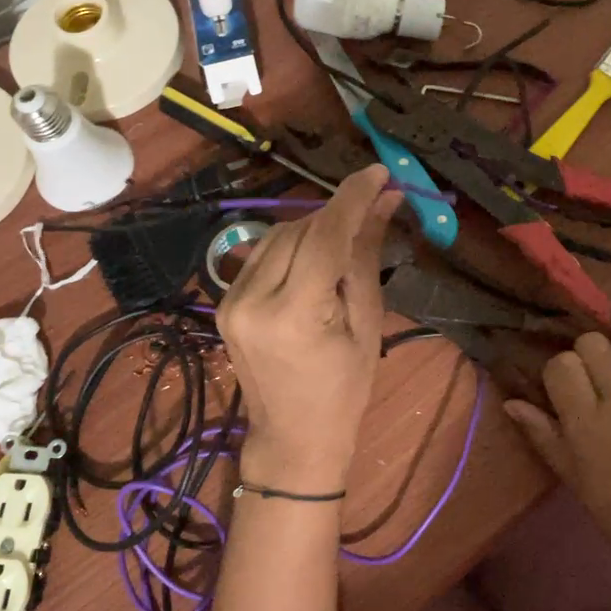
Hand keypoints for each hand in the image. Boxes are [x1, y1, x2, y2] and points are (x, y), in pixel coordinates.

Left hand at [218, 165, 401, 492]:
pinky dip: (291, 246)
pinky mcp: (225, 302)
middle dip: (336, 215)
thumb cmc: (345, 391)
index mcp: (294, 313)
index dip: (352, 198)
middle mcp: (253, 299)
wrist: (293, 438)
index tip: (378, 172)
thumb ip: (366, 256)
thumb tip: (385, 201)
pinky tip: (314, 257)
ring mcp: (232, 300)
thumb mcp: (366, 323)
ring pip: (277, 235)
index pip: (324, 235)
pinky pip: (262, 254)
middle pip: (299, 230)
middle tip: (372, 210)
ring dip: (313, 228)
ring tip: (345, 241)